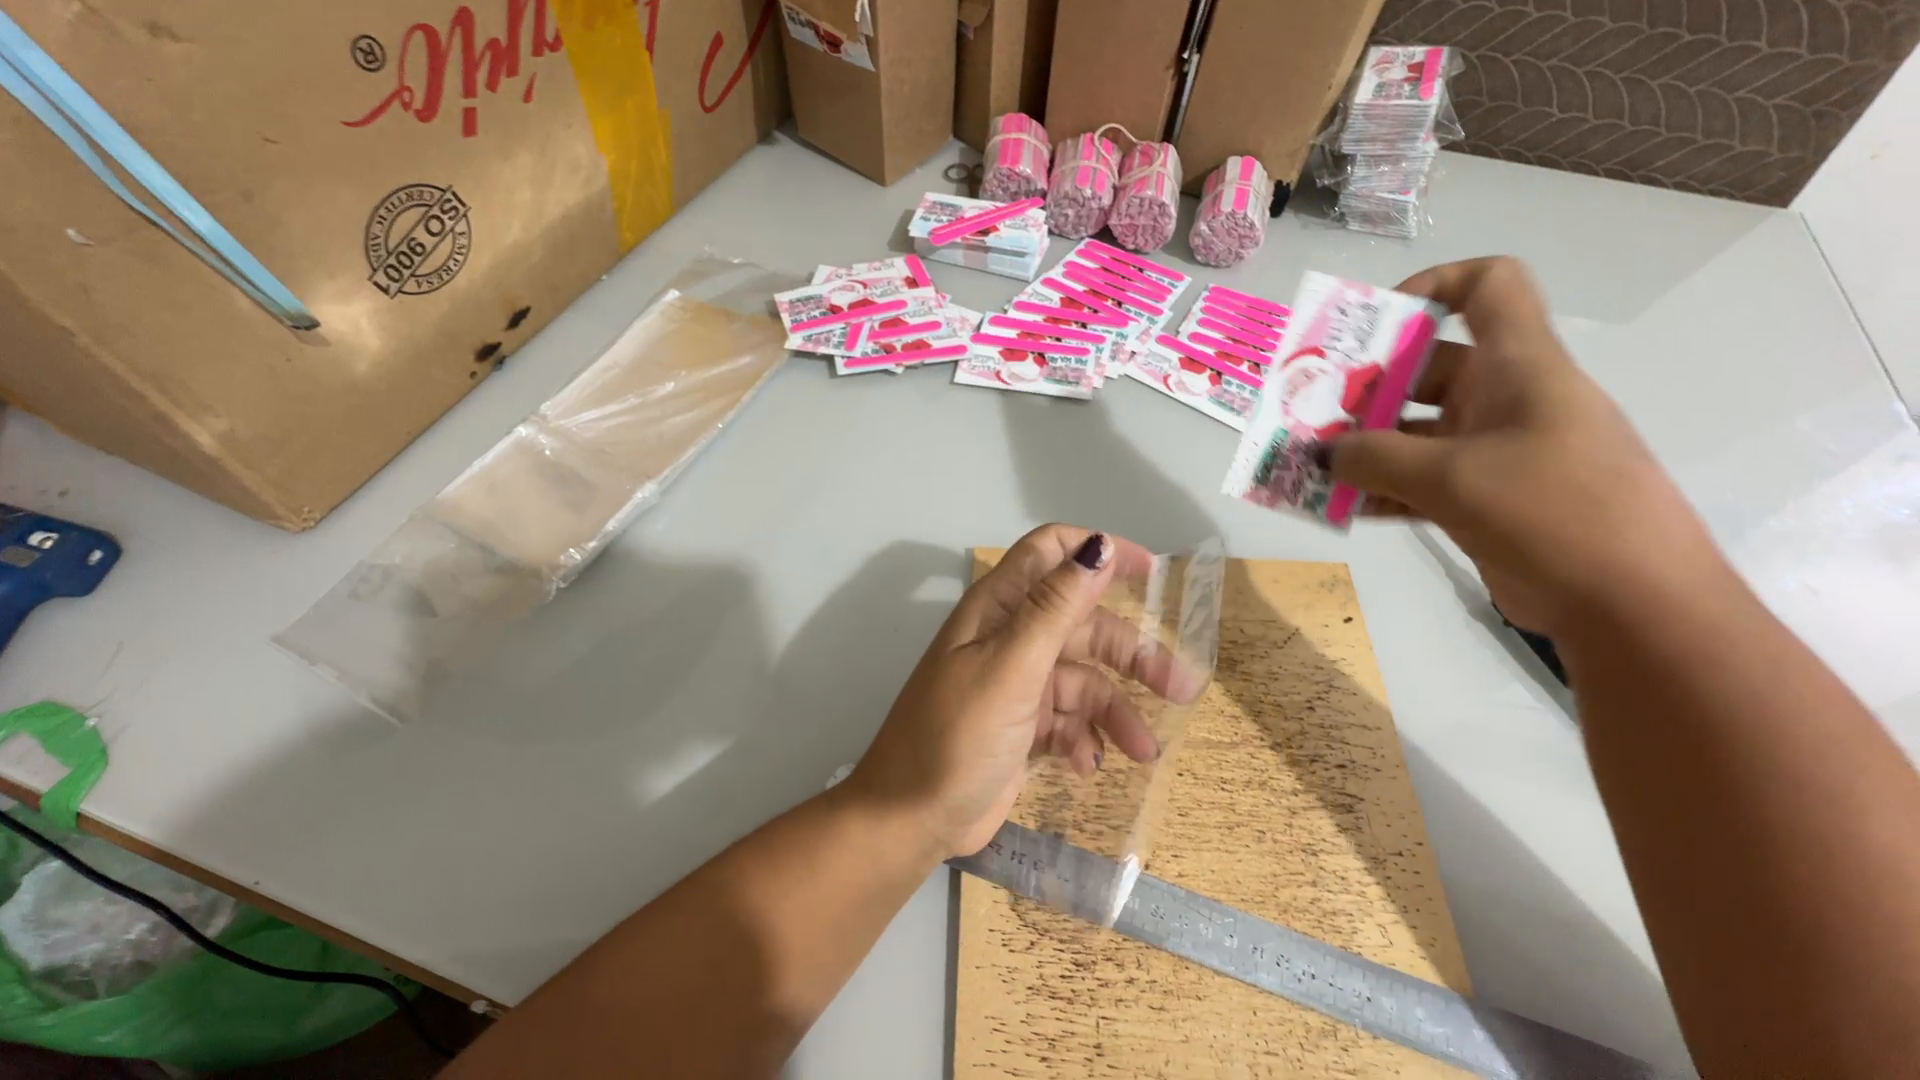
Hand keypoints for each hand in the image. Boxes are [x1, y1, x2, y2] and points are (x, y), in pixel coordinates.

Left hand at [846, 525, 1200, 858]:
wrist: (910, 819)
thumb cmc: (956, 737)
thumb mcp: (1010, 668)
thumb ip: (1054, 607)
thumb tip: (1096, 547)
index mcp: (998, 609)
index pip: (1051, 553)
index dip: (1098, 551)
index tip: (1150, 572)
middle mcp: (1009, 638)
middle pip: (1084, 625)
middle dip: (1132, 653)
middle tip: (1182, 688)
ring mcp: (1016, 685)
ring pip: (1084, 680)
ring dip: (1116, 711)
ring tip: (1144, 750)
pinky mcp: (1021, 728)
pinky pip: (1069, 721)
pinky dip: (1085, 740)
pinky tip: (1089, 766)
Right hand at [1330, 257, 1717, 635]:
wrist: (1631, 601)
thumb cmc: (1553, 510)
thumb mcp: (1452, 478)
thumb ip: (1376, 459)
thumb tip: (1321, 454)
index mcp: (1518, 365)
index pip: (1488, 285)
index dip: (1433, 285)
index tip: (1378, 323)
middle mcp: (1505, 397)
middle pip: (1427, 366)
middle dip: (1365, 387)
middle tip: (1310, 413)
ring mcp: (1495, 451)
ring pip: (1415, 431)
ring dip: (1363, 448)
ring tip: (1310, 466)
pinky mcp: (1485, 499)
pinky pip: (1419, 481)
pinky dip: (1380, 491)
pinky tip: (1338, 508)